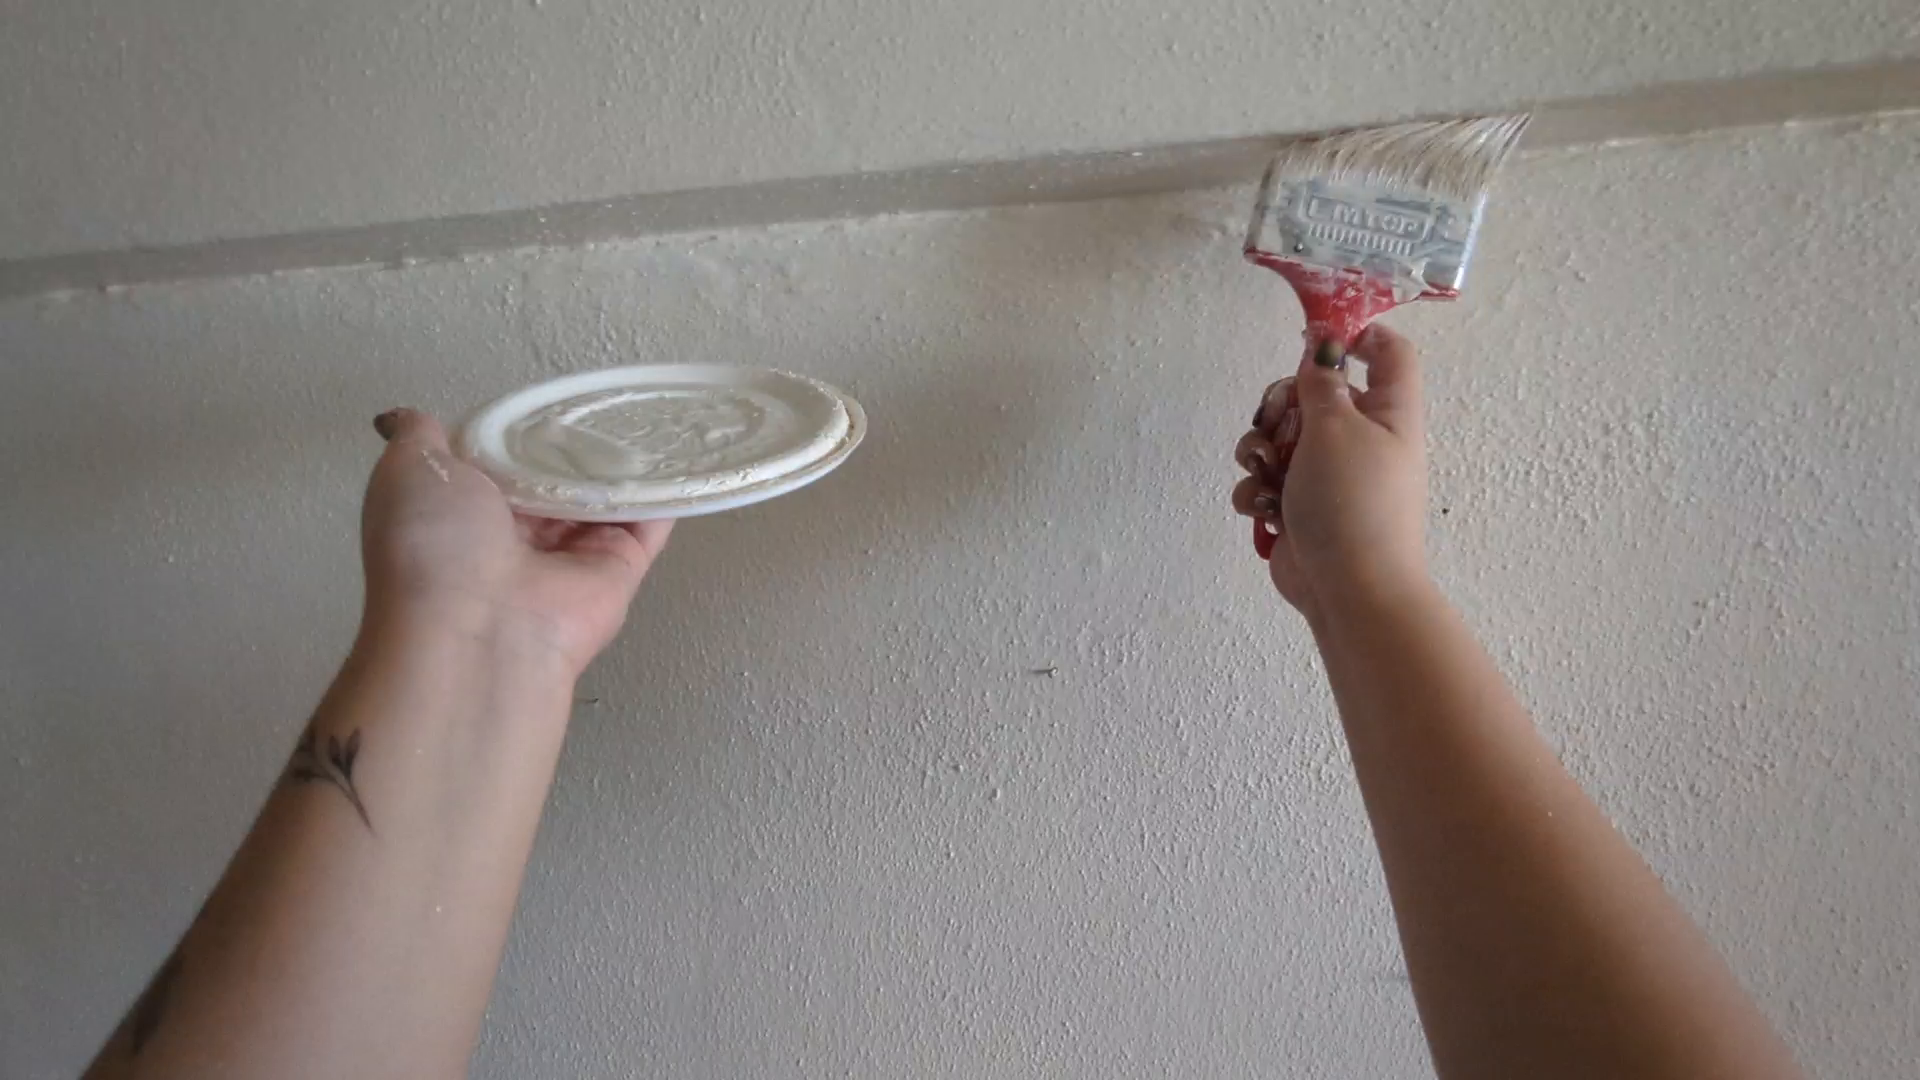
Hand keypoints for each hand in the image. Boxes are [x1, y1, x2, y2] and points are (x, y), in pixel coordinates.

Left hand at [358, 408, 671, 677]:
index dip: (521, 434)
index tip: (546, 404)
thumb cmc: (438, 544)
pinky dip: (666, 496)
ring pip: (608, 500)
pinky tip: (679, 459)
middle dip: (580, 448)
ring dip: (627, 467)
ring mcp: (576, 554)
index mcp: (469, 513)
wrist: (486, 622)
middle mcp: (522, 536)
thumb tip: (401, 417)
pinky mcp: (622, 566)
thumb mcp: (409, 473)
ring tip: (651, 422)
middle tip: (607, 406)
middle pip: (560, 483)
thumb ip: (417, 439)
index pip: (503, 466)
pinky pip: (650, 525)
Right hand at [1232, 324, 1428, 621]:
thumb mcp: (1336, 429)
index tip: (1312, 338)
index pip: (1386, 353)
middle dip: (1280, 405)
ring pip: (1276, 438)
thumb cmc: (1351, 501)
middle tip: (1276, 423)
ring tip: (1266, 473)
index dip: (1356, 335)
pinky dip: (1256, 490)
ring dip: (1259, 450)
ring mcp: (1323, 474)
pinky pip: (1263, 481)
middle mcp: (1357, 438)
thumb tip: (1324, 341)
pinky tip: (1262, 509)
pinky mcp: (1294, 505)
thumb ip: (1322, 382)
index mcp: (1387, 412)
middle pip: (1311, 394)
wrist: (1346, 586)